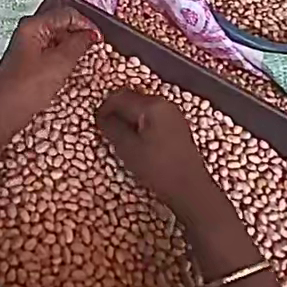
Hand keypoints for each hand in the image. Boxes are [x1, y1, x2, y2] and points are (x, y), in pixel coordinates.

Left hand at [0, 7, 100, 130]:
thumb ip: (78, 44)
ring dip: (72, 47)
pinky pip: (51, 54)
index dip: (86, 24)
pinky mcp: (28, 65)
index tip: (99, 38)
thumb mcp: (60, 63)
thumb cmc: (25, 89)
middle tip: (95, 48)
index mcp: (33, 26)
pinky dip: (63, 59)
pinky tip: (70, 70)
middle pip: (60, 25)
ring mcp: (27, 49)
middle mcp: (28, 34)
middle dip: (79, 34)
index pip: (66, 14)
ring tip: (86, 60)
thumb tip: (90, 34)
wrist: (2, 114)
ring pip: (56, 40)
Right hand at [96, 89, 227, 220]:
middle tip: (104, 129)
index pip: (120, 97)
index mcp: (151, 105)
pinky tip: (136, 142)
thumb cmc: (157, 169)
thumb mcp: (128, 148)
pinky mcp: (177, 127)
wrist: (190, 189)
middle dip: (116, 111)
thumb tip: (102, 117)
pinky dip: (140, 124)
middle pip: (132, 99)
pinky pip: (152, 117)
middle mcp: (164, 104)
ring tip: (118, 137)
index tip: (96, 122)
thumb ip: (112, 127)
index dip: (104, 108)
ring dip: (128, 118)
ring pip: (142, 108)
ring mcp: (173, 115)